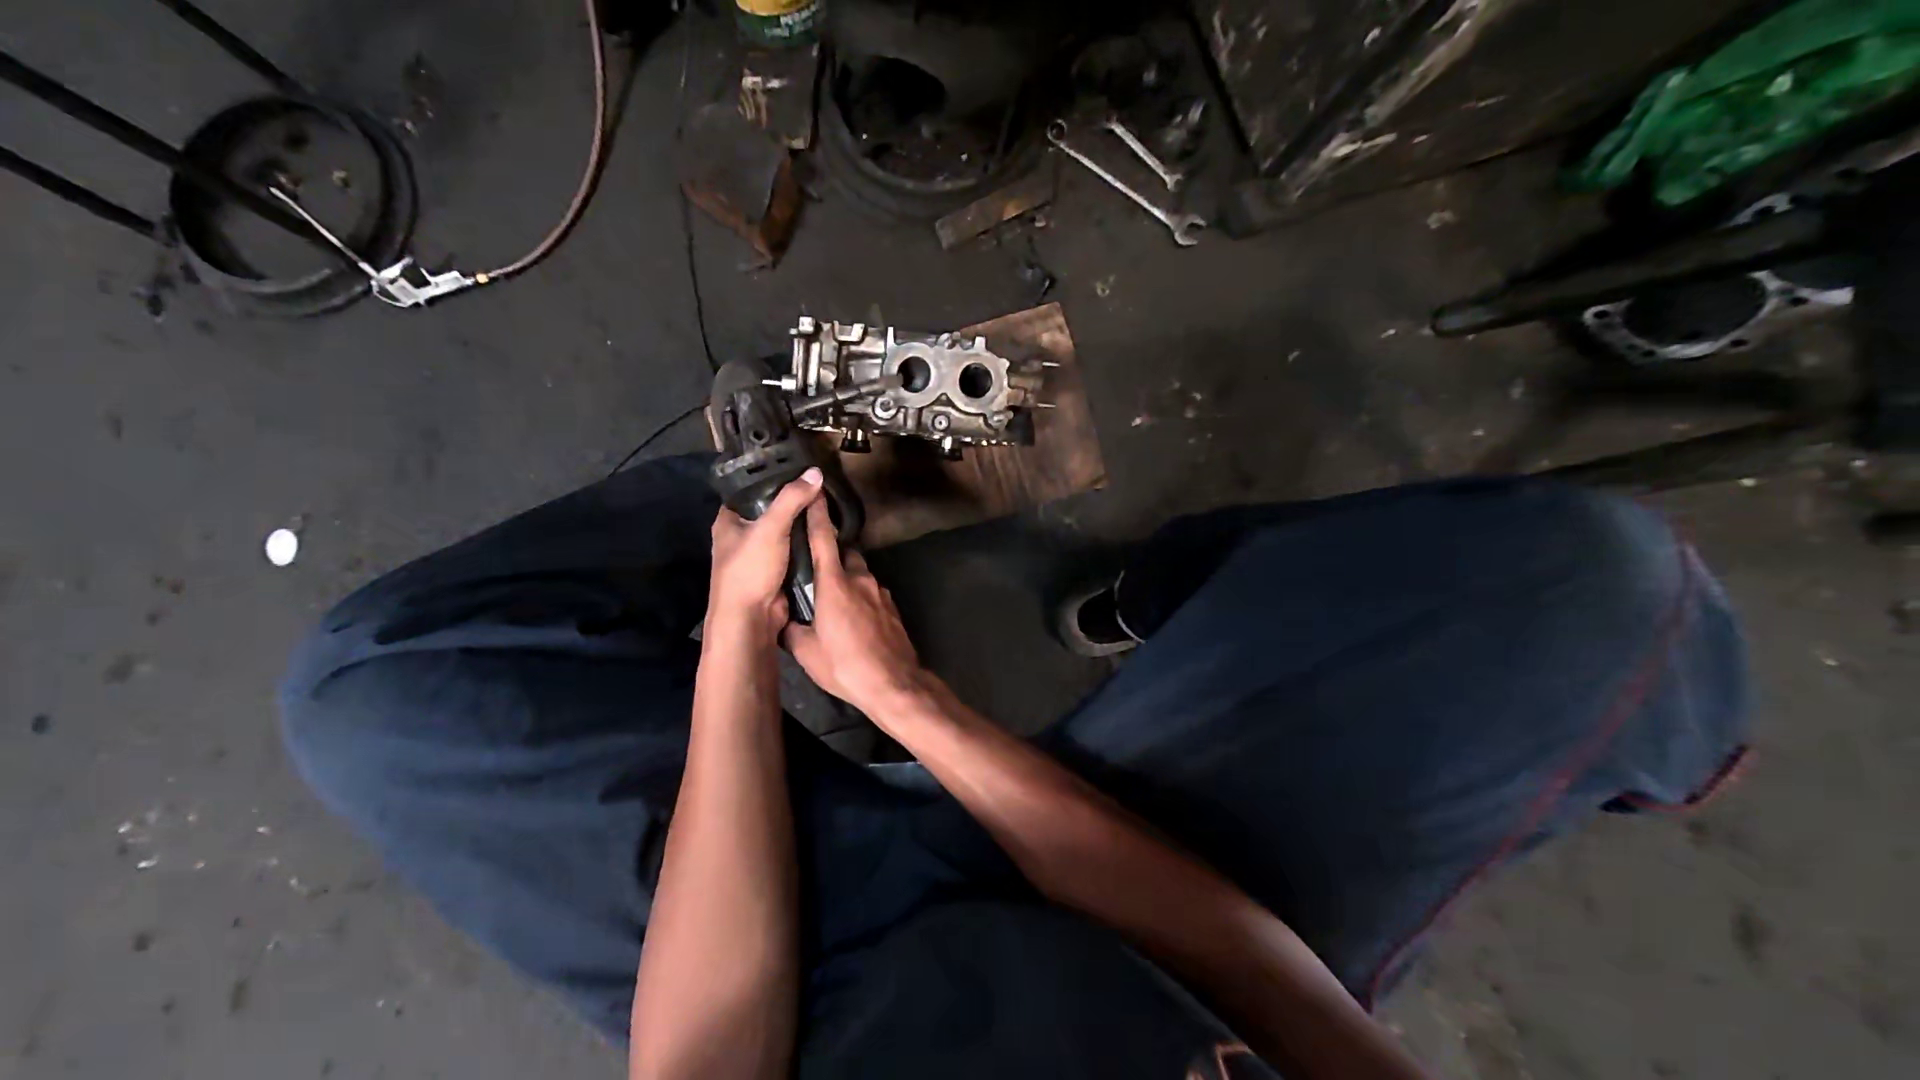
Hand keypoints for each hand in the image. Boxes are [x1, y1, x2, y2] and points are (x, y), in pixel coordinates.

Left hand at [707, 468, 822, 638]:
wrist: (751, 619)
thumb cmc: (750, 569)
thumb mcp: (771, 527)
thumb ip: (792, 499)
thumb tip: (816, 472)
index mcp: (729, 521)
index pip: (750, 489)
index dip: (772, 477)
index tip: (799, 467)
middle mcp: (742, 535)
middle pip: (772, 510)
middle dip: (795, 501)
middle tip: (821, 485)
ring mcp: (760, 555)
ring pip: (786, 531)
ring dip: (804, 524)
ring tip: (830, 504)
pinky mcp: (776, 571)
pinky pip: (795, 551)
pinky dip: (809, 544)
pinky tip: (827, 531)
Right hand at [782, 499, 930, 714]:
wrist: (894, 684)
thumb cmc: (845, 666)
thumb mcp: (806, 651)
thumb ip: (791, 629)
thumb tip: (781, 621)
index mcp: (834, 583)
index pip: (823, 538)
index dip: (817, 513)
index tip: (814, 491)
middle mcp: (860, 579)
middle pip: (845, 553)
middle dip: (832, 554)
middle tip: (816, 567)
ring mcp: (880, 592)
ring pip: (860, 573)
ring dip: (847, 578)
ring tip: (834, 597)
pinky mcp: (892, 607)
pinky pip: (872, 591)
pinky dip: (861, 595)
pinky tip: (854, 616)